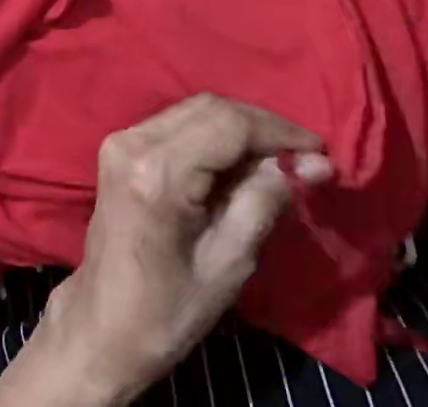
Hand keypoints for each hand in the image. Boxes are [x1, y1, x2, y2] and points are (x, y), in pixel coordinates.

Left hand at [0, 95, 332, 406]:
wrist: (105, 320)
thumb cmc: (170, 306)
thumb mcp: (230, 261)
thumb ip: (265, 201)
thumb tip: (313, 162)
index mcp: (158, 170)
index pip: (227, 123)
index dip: (279, 131)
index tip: (322, 153)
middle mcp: (133, 141)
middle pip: (208, 108)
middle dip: (261, 126)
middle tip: (305, 159)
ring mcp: (120, 139)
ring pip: (192, 111)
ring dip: (238, 128)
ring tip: (279, 162)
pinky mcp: (119, 146)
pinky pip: (175, 123)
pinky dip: (212, 134)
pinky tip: (239, 163)